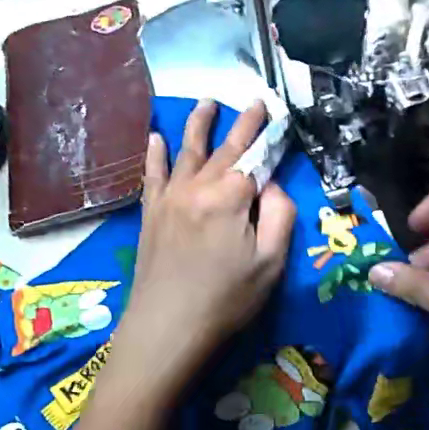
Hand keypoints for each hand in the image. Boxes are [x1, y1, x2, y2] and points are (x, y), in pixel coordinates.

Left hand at [108, 100, 296, 397]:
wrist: (167, 328)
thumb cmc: (226, 300)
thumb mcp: (270, 263)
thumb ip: (278, 215)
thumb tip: (269, 186)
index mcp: (230, 197)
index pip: (255, 158)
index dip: (269, 138)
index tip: (277, 114)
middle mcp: (196, 187)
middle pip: (223, 149)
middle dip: (242, 124)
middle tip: (253, 101)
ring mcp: (168, 198)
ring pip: (186, 151)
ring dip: (198, 125)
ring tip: (206, 102)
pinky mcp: (150, 215)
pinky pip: (152, 175)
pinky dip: (155, 155)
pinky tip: (156, 138)